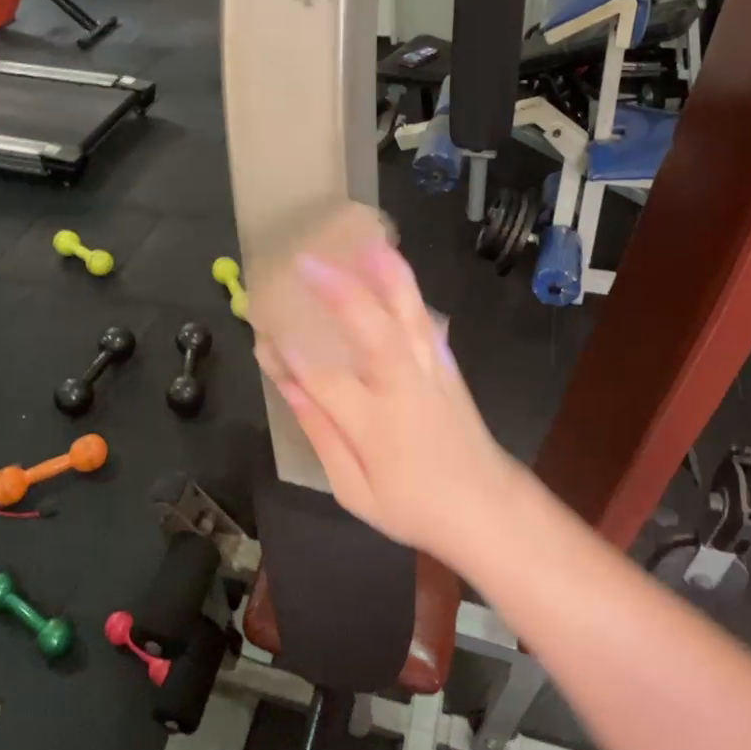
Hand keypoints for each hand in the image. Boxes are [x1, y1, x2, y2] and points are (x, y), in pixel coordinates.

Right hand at [255, 240, 519, 556]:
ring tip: (364, 241)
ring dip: (386, 275)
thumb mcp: (355, 491)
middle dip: (339, 292)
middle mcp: (405, 389)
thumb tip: (287, 385)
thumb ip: (321, 433)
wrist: (487, 507)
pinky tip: (394, 267)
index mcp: (376, 426)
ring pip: (409, 315)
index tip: (263, 332)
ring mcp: (432, 371)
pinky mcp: (447, 365)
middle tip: (307, 262)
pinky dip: (408, 291)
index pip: (325, 379)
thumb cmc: (414, 507)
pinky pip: (425, 320)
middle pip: (374, 330)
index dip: (291, 354)